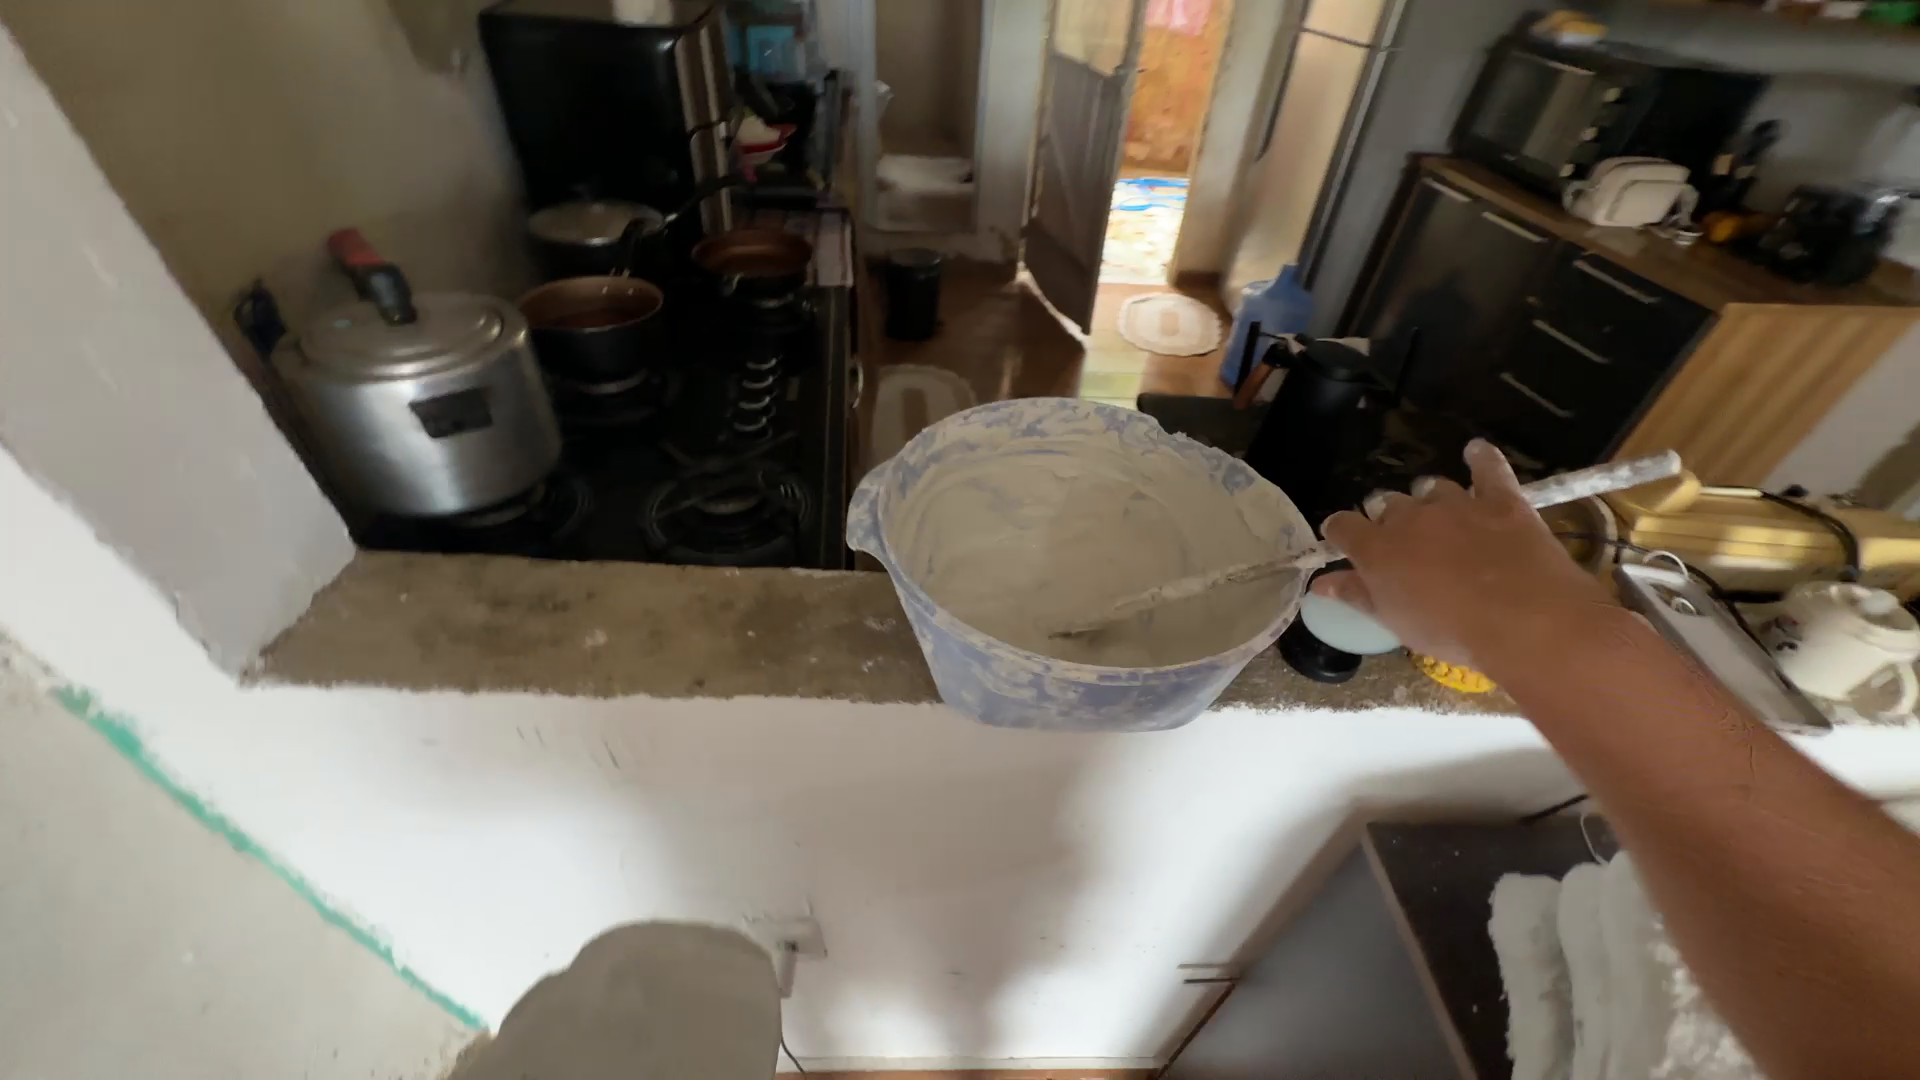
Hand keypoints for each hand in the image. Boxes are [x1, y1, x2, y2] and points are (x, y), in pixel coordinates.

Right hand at [1311, 439, 1615, 669]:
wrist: (1527, 621)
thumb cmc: (1450, 630)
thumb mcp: (1392, 621)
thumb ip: (1354, 594)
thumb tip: (1319, 583)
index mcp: (1375, 548)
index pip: (1341, 525)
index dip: (1339, 530)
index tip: (1342, 539)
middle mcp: (1408, 517)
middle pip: (1386, 503)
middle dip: (1387, 517)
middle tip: (1402, 543)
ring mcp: (1455, 504)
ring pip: (1430, 488)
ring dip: (1428, 499)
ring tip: (1438, 517)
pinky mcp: (1500, 501)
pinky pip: (1488, 469)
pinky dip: (1480, 458)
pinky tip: (1475, 451)